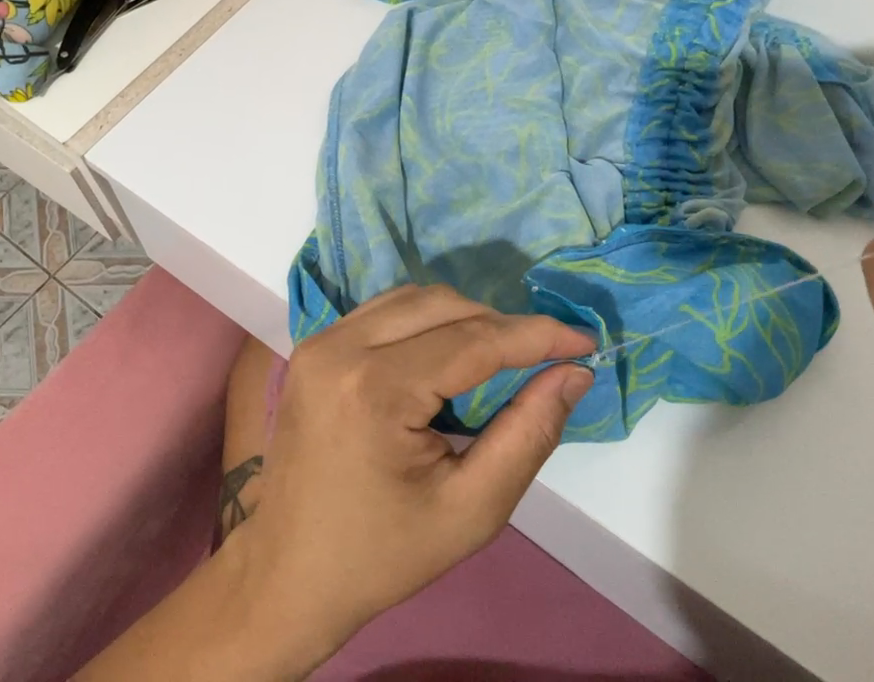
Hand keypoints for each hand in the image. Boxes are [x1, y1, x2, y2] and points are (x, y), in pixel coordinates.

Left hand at [78, 286, 593, 681]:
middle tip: (545, 358)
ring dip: (463, 318)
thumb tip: (572, 373)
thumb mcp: (471, 509)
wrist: (288, 573)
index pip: (471, 339)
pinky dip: (424, 323)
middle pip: (440, 304)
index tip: (586, 341)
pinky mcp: (311, 349)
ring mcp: (317, 343)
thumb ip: (528, 433)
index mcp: (374, 389)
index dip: (535, 335)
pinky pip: (381, 313)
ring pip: (409, 299)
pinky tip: (449, 358)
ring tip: (504, 358)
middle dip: (499, 324)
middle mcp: (338, 348)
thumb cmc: (382, 552)